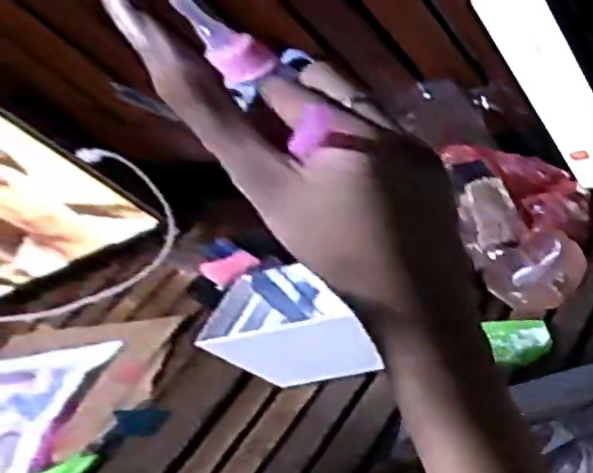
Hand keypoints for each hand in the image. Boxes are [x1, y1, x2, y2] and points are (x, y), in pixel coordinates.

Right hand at [103, 0, 473, 331]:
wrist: (421, 310)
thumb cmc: (341, 255)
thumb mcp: (264, 184)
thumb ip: (207, 108)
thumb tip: (138, 20)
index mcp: (357, 131)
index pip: (277, 80)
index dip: (254, 110)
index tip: (263, 156)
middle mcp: (400, 134)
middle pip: (324, 85)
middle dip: (293, 110)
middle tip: (290, 164)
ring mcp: (427, 157)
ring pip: (358, 111)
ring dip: (328, 129)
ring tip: (324, 184)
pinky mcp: (440, 180)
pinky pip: (390, 141)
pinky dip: (364, 151)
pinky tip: (357, 195)